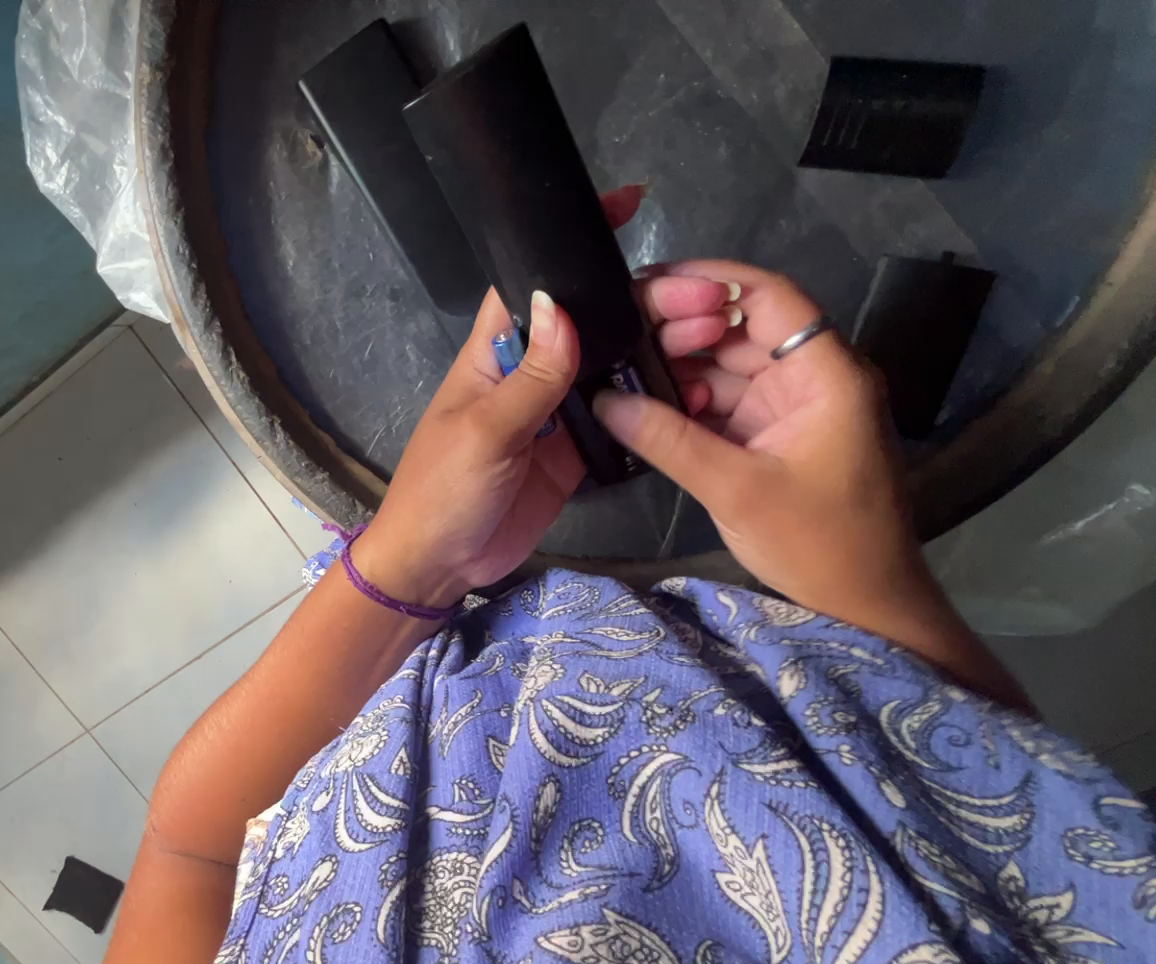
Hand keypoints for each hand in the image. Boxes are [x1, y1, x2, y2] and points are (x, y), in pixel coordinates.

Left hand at [357, 190, 734, 606]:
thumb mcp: (484, 431)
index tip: (627, 207)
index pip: (532, 285)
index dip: (573, 246)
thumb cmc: (443, 490)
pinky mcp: (574, 450)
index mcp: (493, 355)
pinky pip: (618, 415)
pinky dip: (654, 401)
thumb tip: (561, 305)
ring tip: (714, 335)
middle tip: (707, 301)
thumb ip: (529, 376)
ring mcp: (554, 413)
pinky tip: (698, 388)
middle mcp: (528, 373)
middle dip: (644, 302)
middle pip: (590, 322)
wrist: (441, 563)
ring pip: (612, 364)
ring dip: (659, 346)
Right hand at [592, 259, 934, 626]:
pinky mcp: (769, 435)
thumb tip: (602, 399)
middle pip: (740, 327)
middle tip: (618, 335)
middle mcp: (808, 377)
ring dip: (676, 368)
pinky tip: (643, 405)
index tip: (647, 281)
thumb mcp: (735, 488)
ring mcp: (787, 407)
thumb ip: (667, 439)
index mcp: (824, 374)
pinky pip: (721, 402)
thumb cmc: (817, 541)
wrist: (860, 603)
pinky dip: (685, 402)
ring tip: (619, 370)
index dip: (711, 279)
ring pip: (724, 366)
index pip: (770, 297)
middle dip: (681, 327)